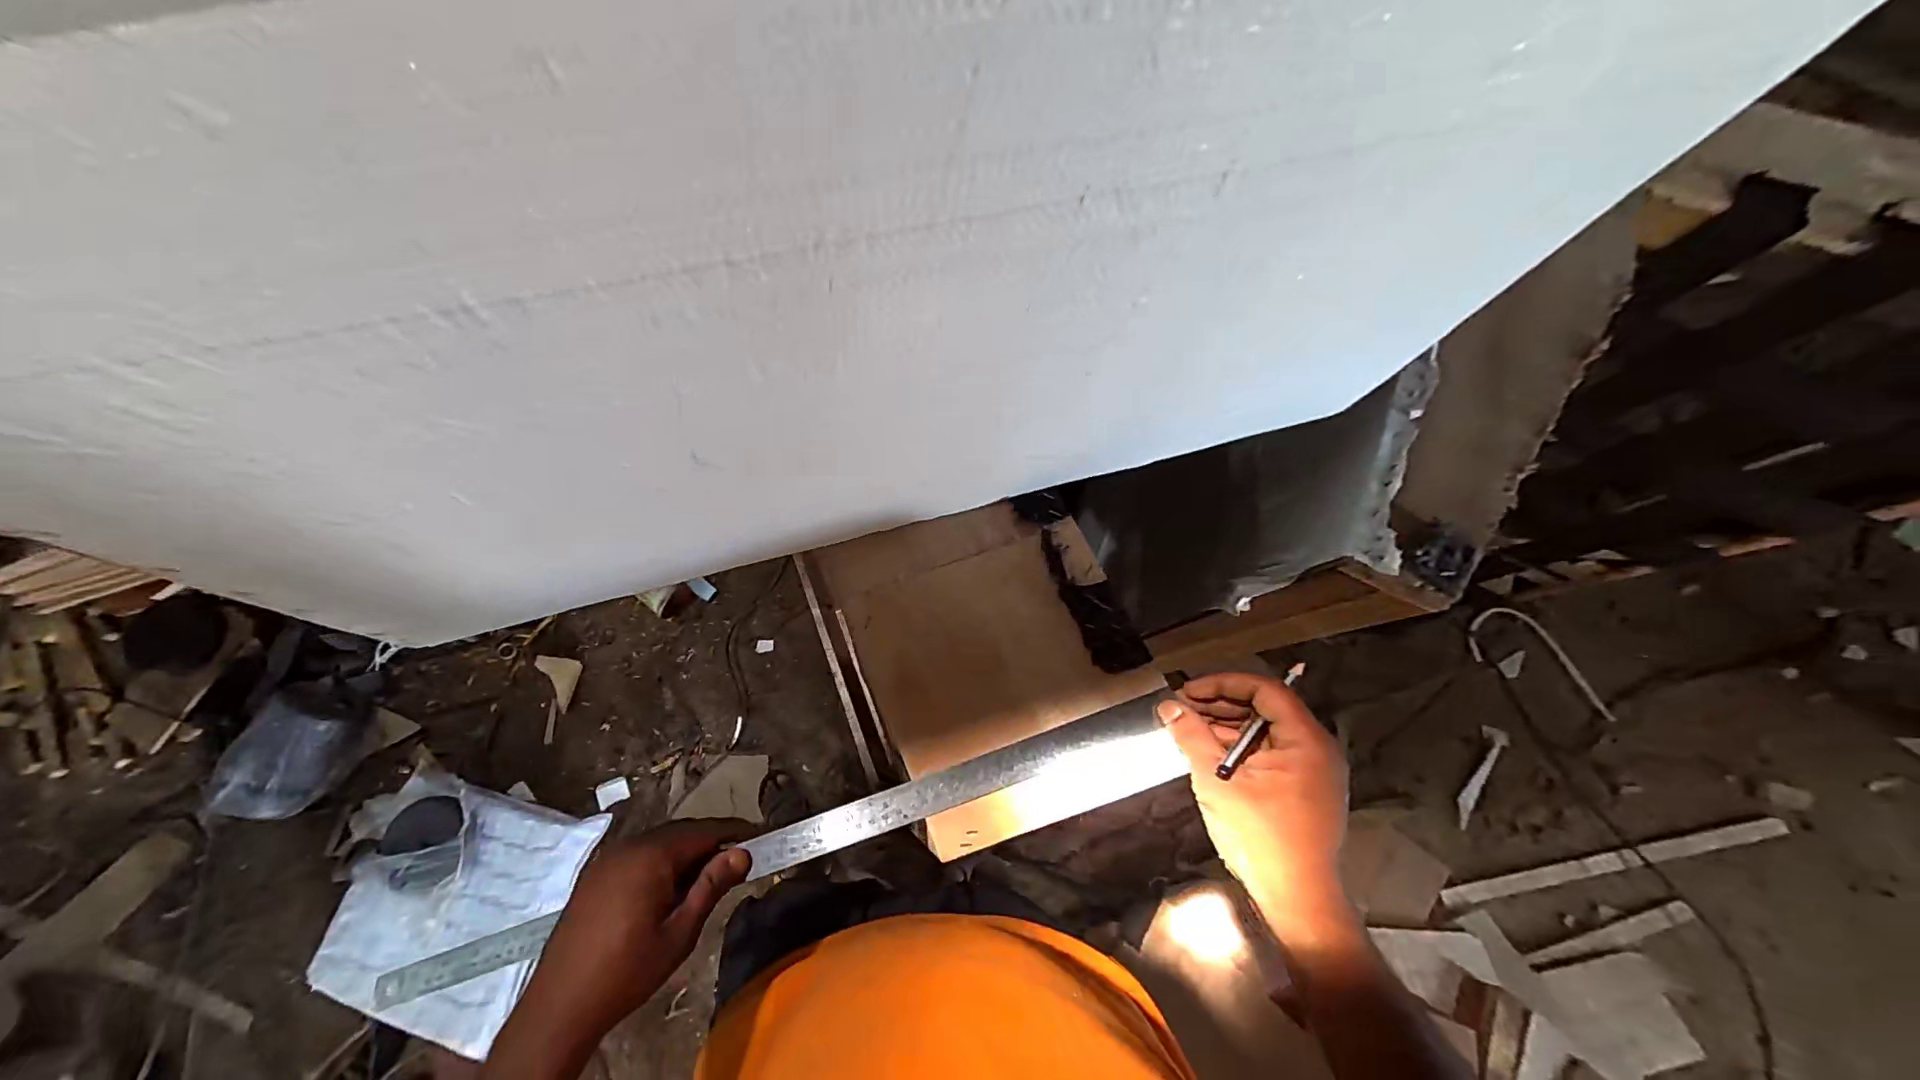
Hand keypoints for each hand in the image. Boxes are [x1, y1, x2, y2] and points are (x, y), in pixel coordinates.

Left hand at [484, 817, 752, 1076]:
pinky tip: (670, 888)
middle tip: (738, 862)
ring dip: (686, 854)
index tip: (759, 840)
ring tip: (709, 877)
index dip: (733, 833)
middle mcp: (628, 846)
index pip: (704, 831)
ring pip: (659, 843)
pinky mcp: (595, 875)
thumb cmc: (627, 970)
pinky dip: (661, 862)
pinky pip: (638, 855)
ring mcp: (607, 859)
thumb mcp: (679, 933)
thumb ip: (711, 887)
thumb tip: (743, 854)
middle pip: (681, 833)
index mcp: (650, 855)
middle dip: (710, 843)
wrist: (559, 1006)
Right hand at [1157, 672, 1351, 938]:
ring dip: (1228, 726)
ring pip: (1267, 730)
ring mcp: (1314, 769)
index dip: (1222, 683)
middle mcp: (1317, 748)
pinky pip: (1272, 752)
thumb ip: (1191, 736)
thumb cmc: (1260, 837)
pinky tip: (1210, 753)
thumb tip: (1169, 706)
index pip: (1264, 689)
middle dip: (1221, 704)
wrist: (1297, 899)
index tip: (1188, 692)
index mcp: (1305, 740)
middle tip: (1183, 709)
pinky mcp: (1306, 788)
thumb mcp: (1217, 781)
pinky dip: (1241, 748)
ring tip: (1190, 730)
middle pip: (1266, 707)